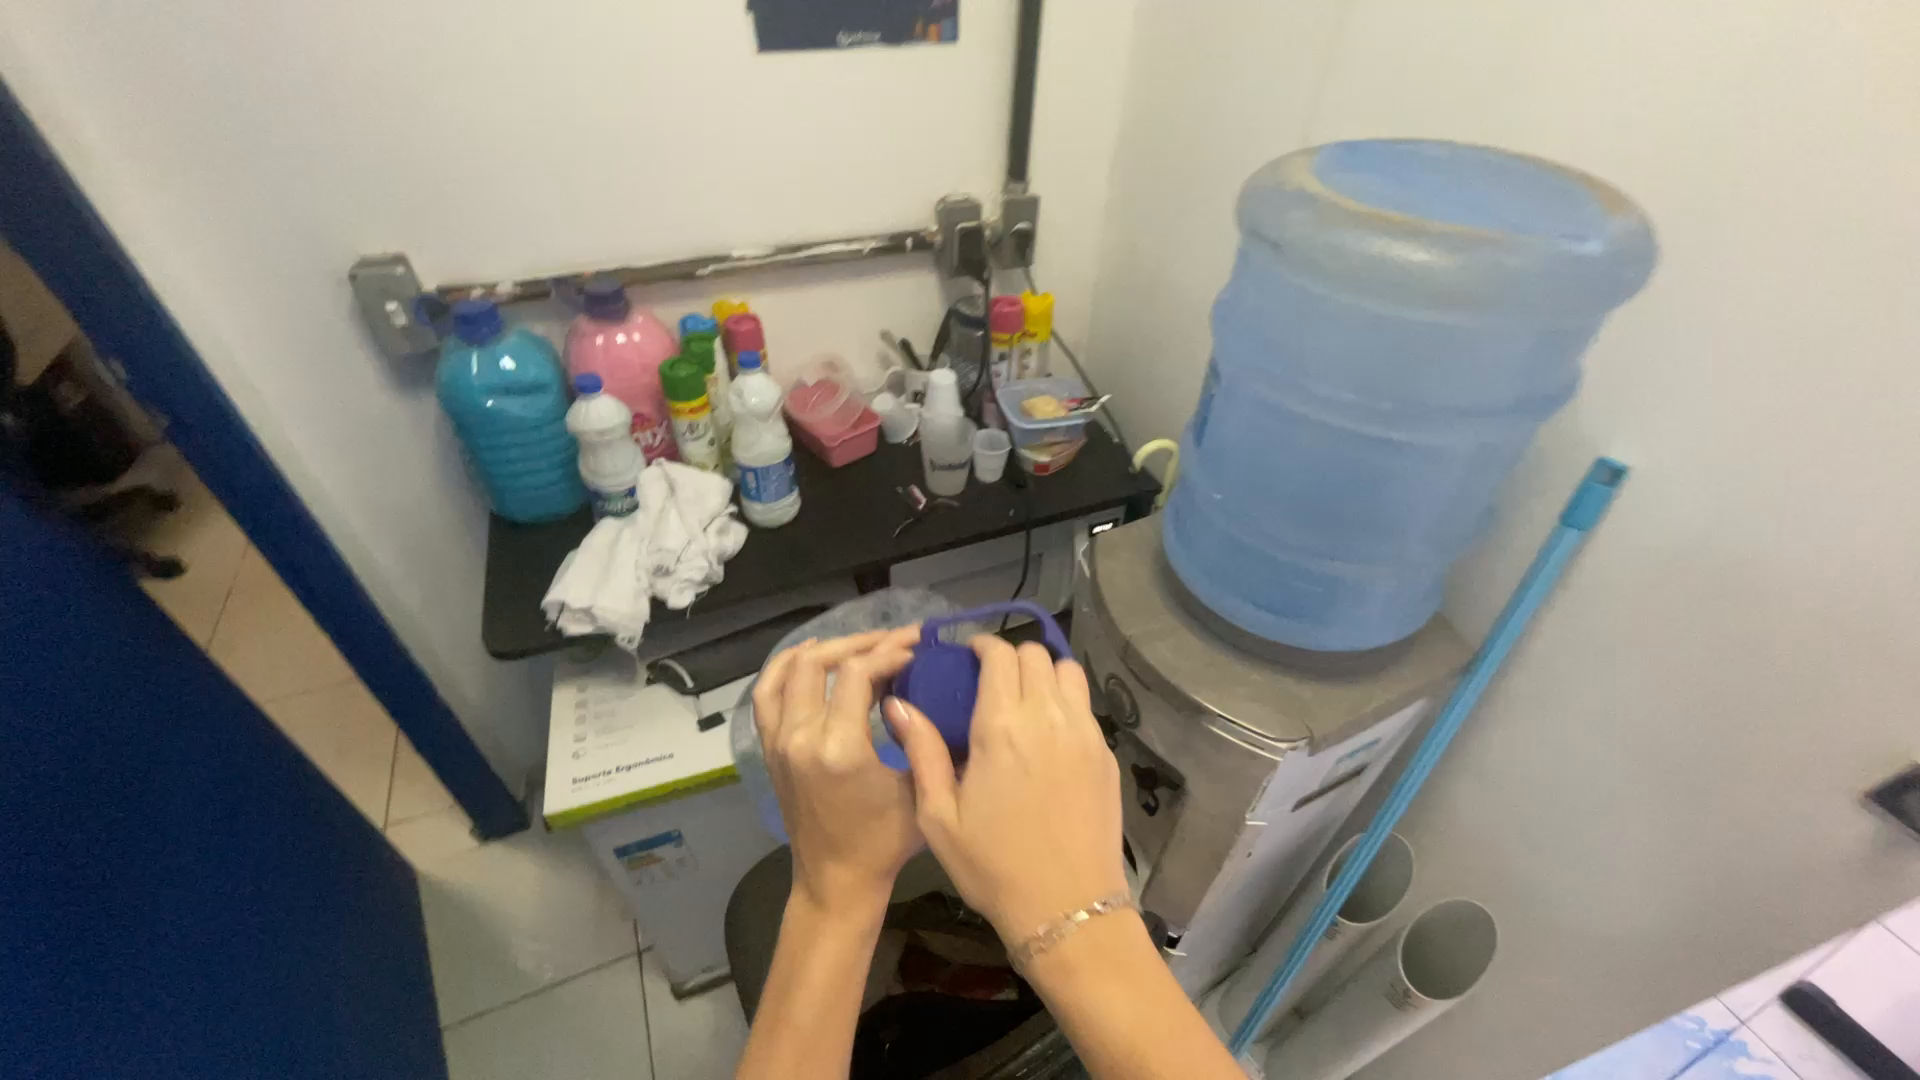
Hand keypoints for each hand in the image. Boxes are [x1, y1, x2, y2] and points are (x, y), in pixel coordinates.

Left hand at [754, 627, 922, 914]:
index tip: (917, 649)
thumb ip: (921, 735)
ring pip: (789, 671)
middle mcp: (800, 738)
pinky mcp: (770, 748)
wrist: (836, 883)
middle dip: (862, 642)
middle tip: (896, 640)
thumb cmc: (886, 842)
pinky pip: (767, 693)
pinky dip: (785, 667)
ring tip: (860, 644)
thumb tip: (918, 688)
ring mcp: (778, 742)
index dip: (889, 652)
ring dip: (826, 649)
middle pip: (820, 662)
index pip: (858, 673)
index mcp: (839, 748)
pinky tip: (809, 656)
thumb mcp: (921, 789)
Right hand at [884, 636, 1127, 943]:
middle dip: (1011, 656)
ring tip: (1025, 698)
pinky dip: (1066, 701)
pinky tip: (1050, 733)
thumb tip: (898, 704)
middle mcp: (1048, 716)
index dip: (982, 646)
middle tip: (992, 680)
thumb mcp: (938, 816)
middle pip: (1036, 654)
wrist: (1068, 910)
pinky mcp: (1106, 754)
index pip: (999, 655)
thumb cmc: (993, 866)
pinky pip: (1086, 706)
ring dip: (1044, 672)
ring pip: (1068, 672)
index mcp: (1002, 726)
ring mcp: (1084, 733)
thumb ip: (921, 751)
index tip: (969, 656)